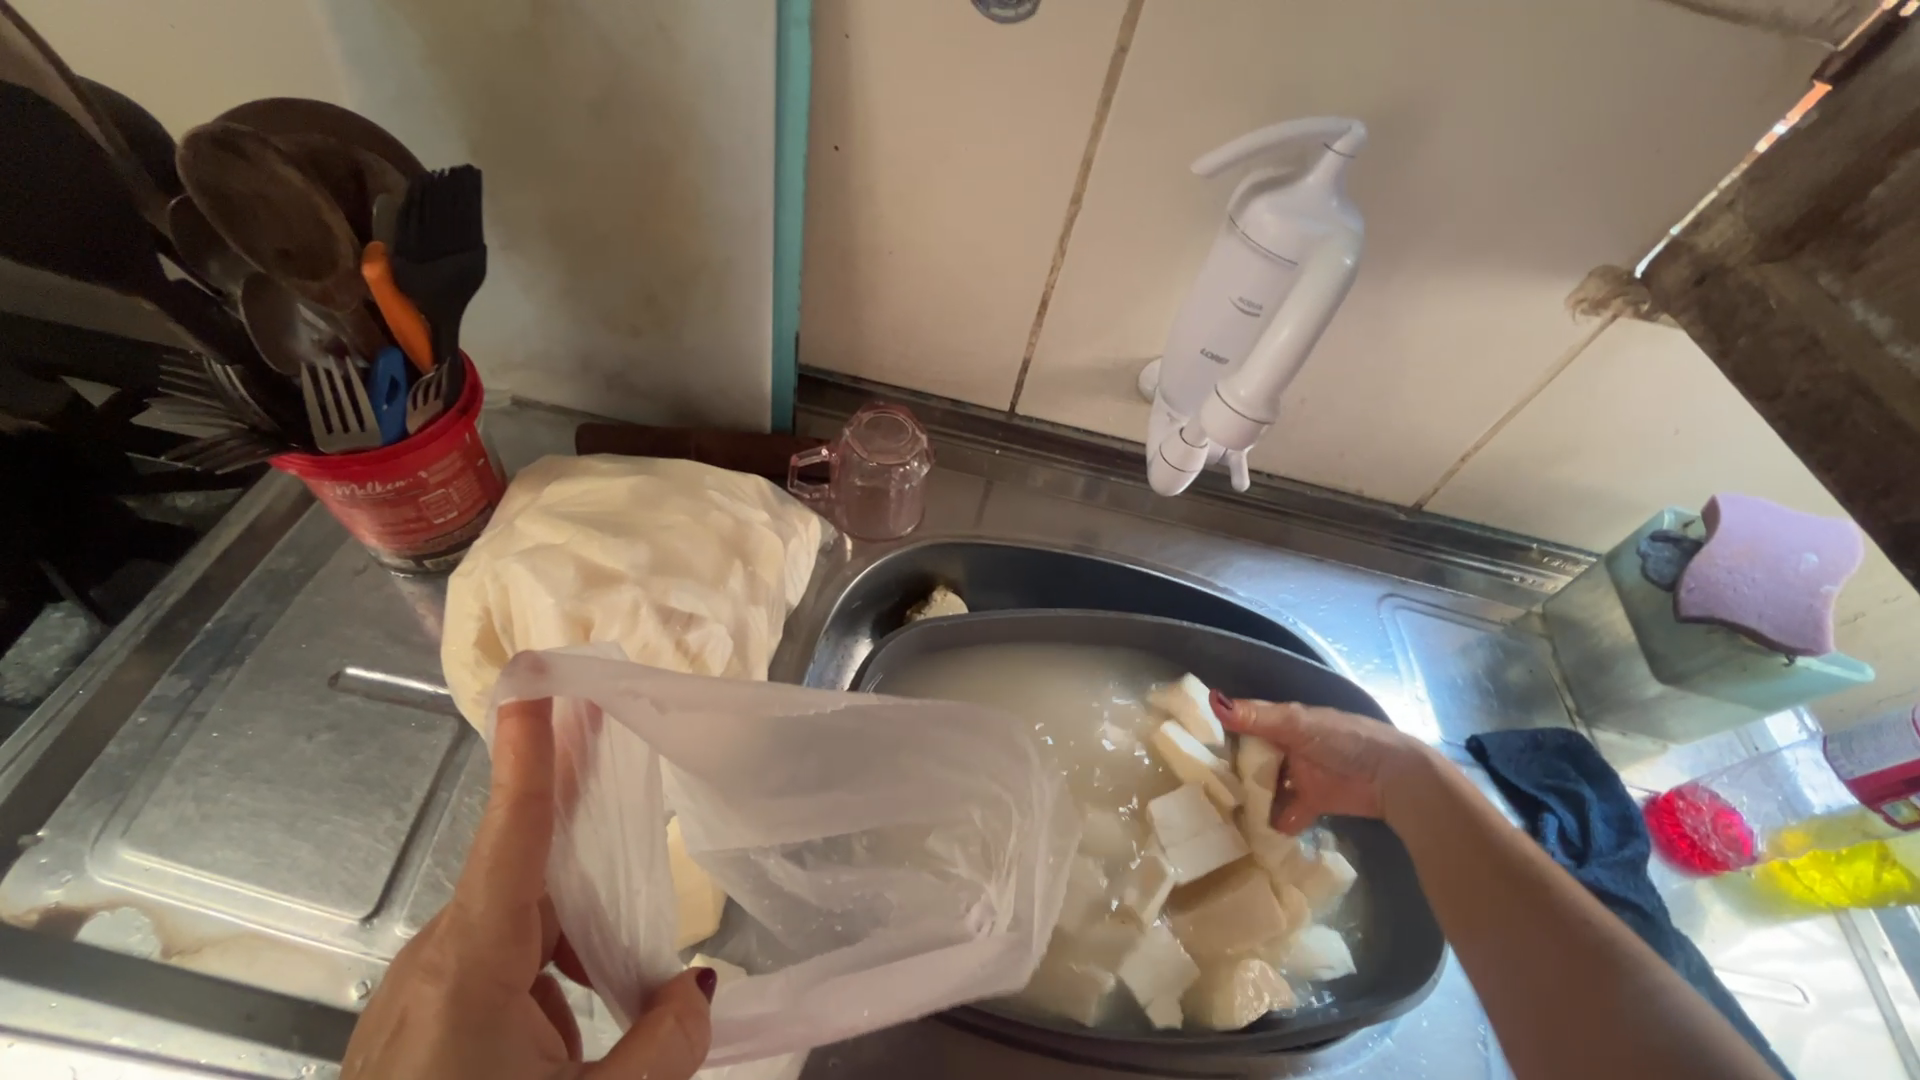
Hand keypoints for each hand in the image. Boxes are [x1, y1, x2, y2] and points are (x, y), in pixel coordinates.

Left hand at [343, 698, 714, 1079]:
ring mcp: (423, 990)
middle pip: (527, 872)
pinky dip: (548, 971)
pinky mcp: (417, 1022)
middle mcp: (441, 959)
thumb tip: (697, 989)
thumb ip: (662, 1050)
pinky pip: (498, 963)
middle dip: (581, 822)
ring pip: (519, 924)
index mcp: (474, 965)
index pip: (512, 834)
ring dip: (576, 930)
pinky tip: (581, 1020)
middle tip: (619, 748)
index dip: (529, 752)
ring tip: (628, 975)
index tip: (536, 678)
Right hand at [1213, 693, 1436, 832]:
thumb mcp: (1297, 724)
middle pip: (1252, 760)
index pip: (1245, 727)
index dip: (1222, 737)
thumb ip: (1257, 717)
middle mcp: (1287, 748)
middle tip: (1204, 788)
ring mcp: (1299, 776)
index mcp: (1283, 723)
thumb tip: (1213, 701)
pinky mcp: (1312, 803)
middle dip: (1232, 773)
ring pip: (1266, 787)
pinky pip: (1286, 813)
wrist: (1393, 778)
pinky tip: (1257, 830)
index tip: (1193, 750)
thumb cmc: (1344, 740)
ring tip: (1224, 812)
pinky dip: (1274, 821)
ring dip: (1251, 798)